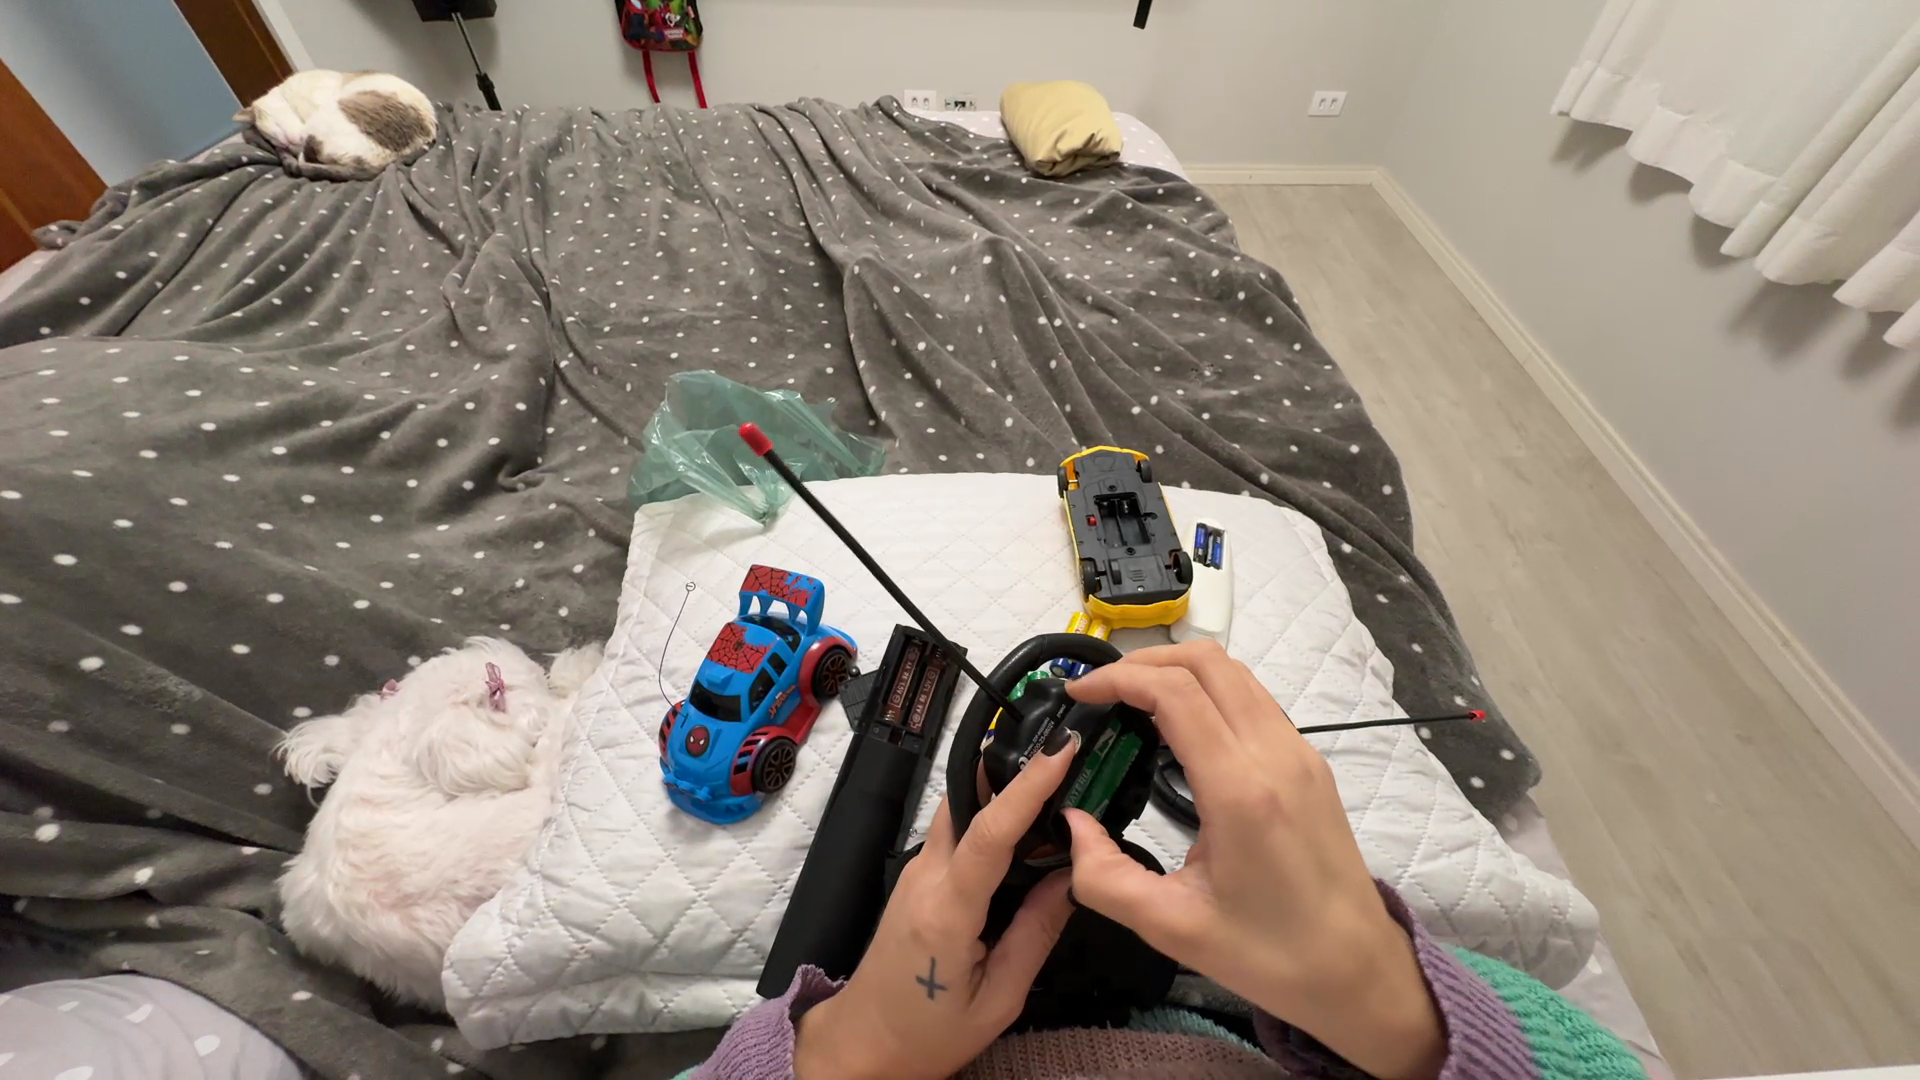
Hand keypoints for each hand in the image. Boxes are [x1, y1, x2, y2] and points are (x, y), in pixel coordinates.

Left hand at [793, 732, 1079, 1079]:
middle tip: (1061, 751)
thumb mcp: (1000, 999)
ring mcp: (916, 870)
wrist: (865, 1043)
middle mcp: (926, 875)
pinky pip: (954, 832)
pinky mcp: (917, 875)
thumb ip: (1037, 931)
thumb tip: (1073, 876)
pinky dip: (987, 817)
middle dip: (1009, 767)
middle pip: (965, 802)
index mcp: (947, 909)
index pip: (989, 831)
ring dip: (997, 788)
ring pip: (958, 810)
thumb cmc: (930, 1033)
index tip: (1060, 750)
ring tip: (1052, 784)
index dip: (1026, 786)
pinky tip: (1020, 830)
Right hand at [1063, 641, 1445, 1079]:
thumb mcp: (1172, 929)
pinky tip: (1178, 722)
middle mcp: (1274, 754)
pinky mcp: (1307, 758)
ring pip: (1231, 669)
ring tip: (1132, 698)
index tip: (1080, 691)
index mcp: (1240, 790)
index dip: (1118, 678)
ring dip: (1175, 668)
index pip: (1174, 692)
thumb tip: (1070, 822)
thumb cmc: (1270, 956)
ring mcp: (1297, 750)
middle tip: (1102, 690)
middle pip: (1204, 661)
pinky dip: (1205, 686)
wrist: (1363, 973)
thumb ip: (1104, 877)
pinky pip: (1250, 694)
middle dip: (1142, 662)